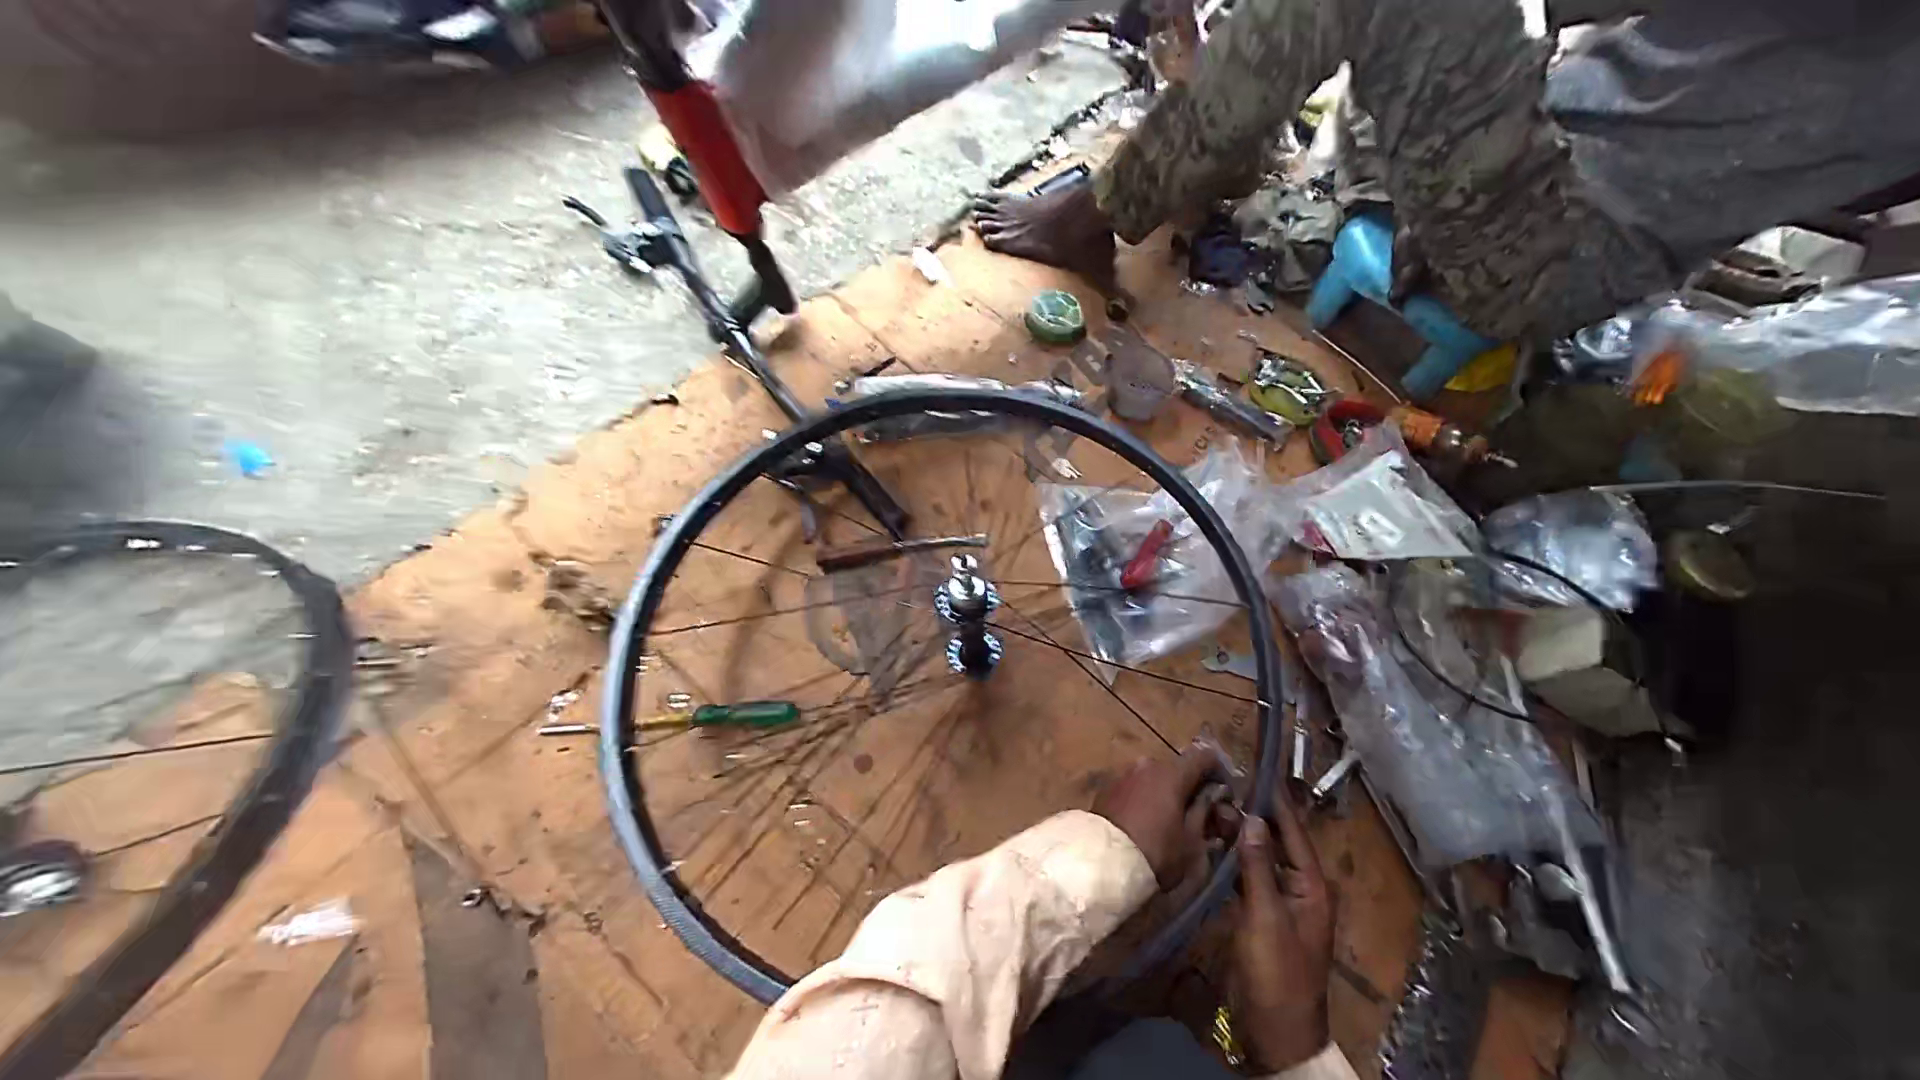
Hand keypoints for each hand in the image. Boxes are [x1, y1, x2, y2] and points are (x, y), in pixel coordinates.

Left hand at [1091, 742, 1228, 886]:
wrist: (1102, 862)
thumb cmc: (1156, 853)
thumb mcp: (1192, 841)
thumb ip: (1204, 811)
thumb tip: (1211, 796)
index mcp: (1171, 773)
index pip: (1204, 757)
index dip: (1219, 772)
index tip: (1226, 793)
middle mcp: (1146, 764)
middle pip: (1178, 769)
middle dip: (1191, 787)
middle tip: (1202, 815)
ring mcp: (1124, 774)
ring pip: (1154, 778)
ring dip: (1166, 793)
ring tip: (1172, 820)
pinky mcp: (1107, 787)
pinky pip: (1135, 787)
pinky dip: (1146, 797)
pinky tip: (1148, 820)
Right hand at [1231, 795, 1334, 1072]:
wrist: (1276, 1030)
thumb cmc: (1278, 972)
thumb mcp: (1265, 917)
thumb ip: (1256, 866)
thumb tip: (1250, 817)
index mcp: (1311, 885)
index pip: (1291, 830)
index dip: (1272, 801)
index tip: (1251, 769)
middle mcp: (1297, 886)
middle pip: (1273, 839)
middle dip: (1248, 814)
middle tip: (1218, 788)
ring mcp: (1278, 900)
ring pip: (1257, 855)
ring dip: (1237, 834)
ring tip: (1210, 809)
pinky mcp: (1259, 912)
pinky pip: (1246, 874)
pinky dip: (1230, 857)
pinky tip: (1210, 843)